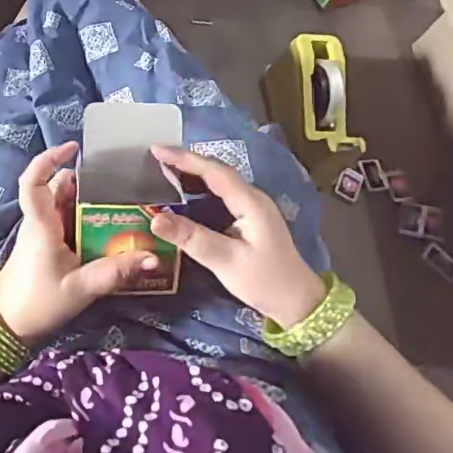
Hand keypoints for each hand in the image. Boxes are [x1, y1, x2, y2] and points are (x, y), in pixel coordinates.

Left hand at [0, 142, 157, 342]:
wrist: (7, 325)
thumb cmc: (36, 302)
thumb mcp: (80, 289)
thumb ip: (115, 272)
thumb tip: (153, 257)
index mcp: (41, 225)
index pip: (33, 182)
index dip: (48, 160)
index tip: (72, 148)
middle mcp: (40, 222)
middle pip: (57, 187)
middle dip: (84, 179)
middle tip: (117, 180)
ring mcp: (42, 233)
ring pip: (63, 203)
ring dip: (87, 198)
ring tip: (121, 199)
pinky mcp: (47, 245)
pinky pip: (67, 220)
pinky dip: (85, 216)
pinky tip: (109, 224)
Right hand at [148, 145, 327, 327]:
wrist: (297, 302)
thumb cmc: (265, 281)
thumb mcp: (225, 261)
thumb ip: (192, 238)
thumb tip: (155, 218)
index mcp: (250, 203)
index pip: (214, 171)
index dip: (184, 158)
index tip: (156, 149)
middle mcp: (253, 198)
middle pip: (217, 171)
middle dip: (186, 161)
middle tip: (156, 156)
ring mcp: (253, 208)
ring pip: (219, 181)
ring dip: (193, 173)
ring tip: (164, 169)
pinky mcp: (249, 219)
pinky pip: (221, 195)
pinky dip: (200, 189)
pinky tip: (185, 194)